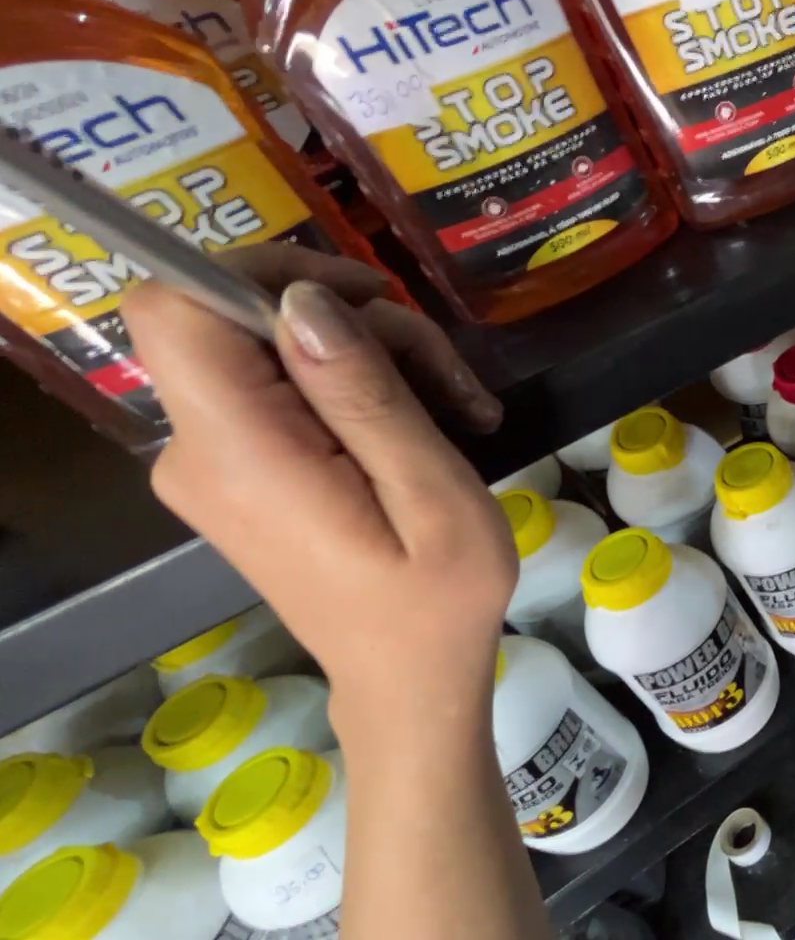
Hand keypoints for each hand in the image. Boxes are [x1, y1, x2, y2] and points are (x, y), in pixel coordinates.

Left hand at [121, 246, 514, 725]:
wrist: (411, 674)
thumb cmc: (439, 595)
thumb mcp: (430, 494)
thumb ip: (364, 398)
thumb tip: (303, 303)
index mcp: (244, 455)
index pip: (178, 309)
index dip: (263, 272)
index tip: (368, 297)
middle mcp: (201, 450)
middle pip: (249, 326)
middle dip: (364, 329)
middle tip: (458, 382)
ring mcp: (218, 463)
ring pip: (280, 354)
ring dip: (381, 362)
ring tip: (463, 411)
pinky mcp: (245, 471)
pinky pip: (289, 392)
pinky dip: (364, 391)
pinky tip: (429, 426)